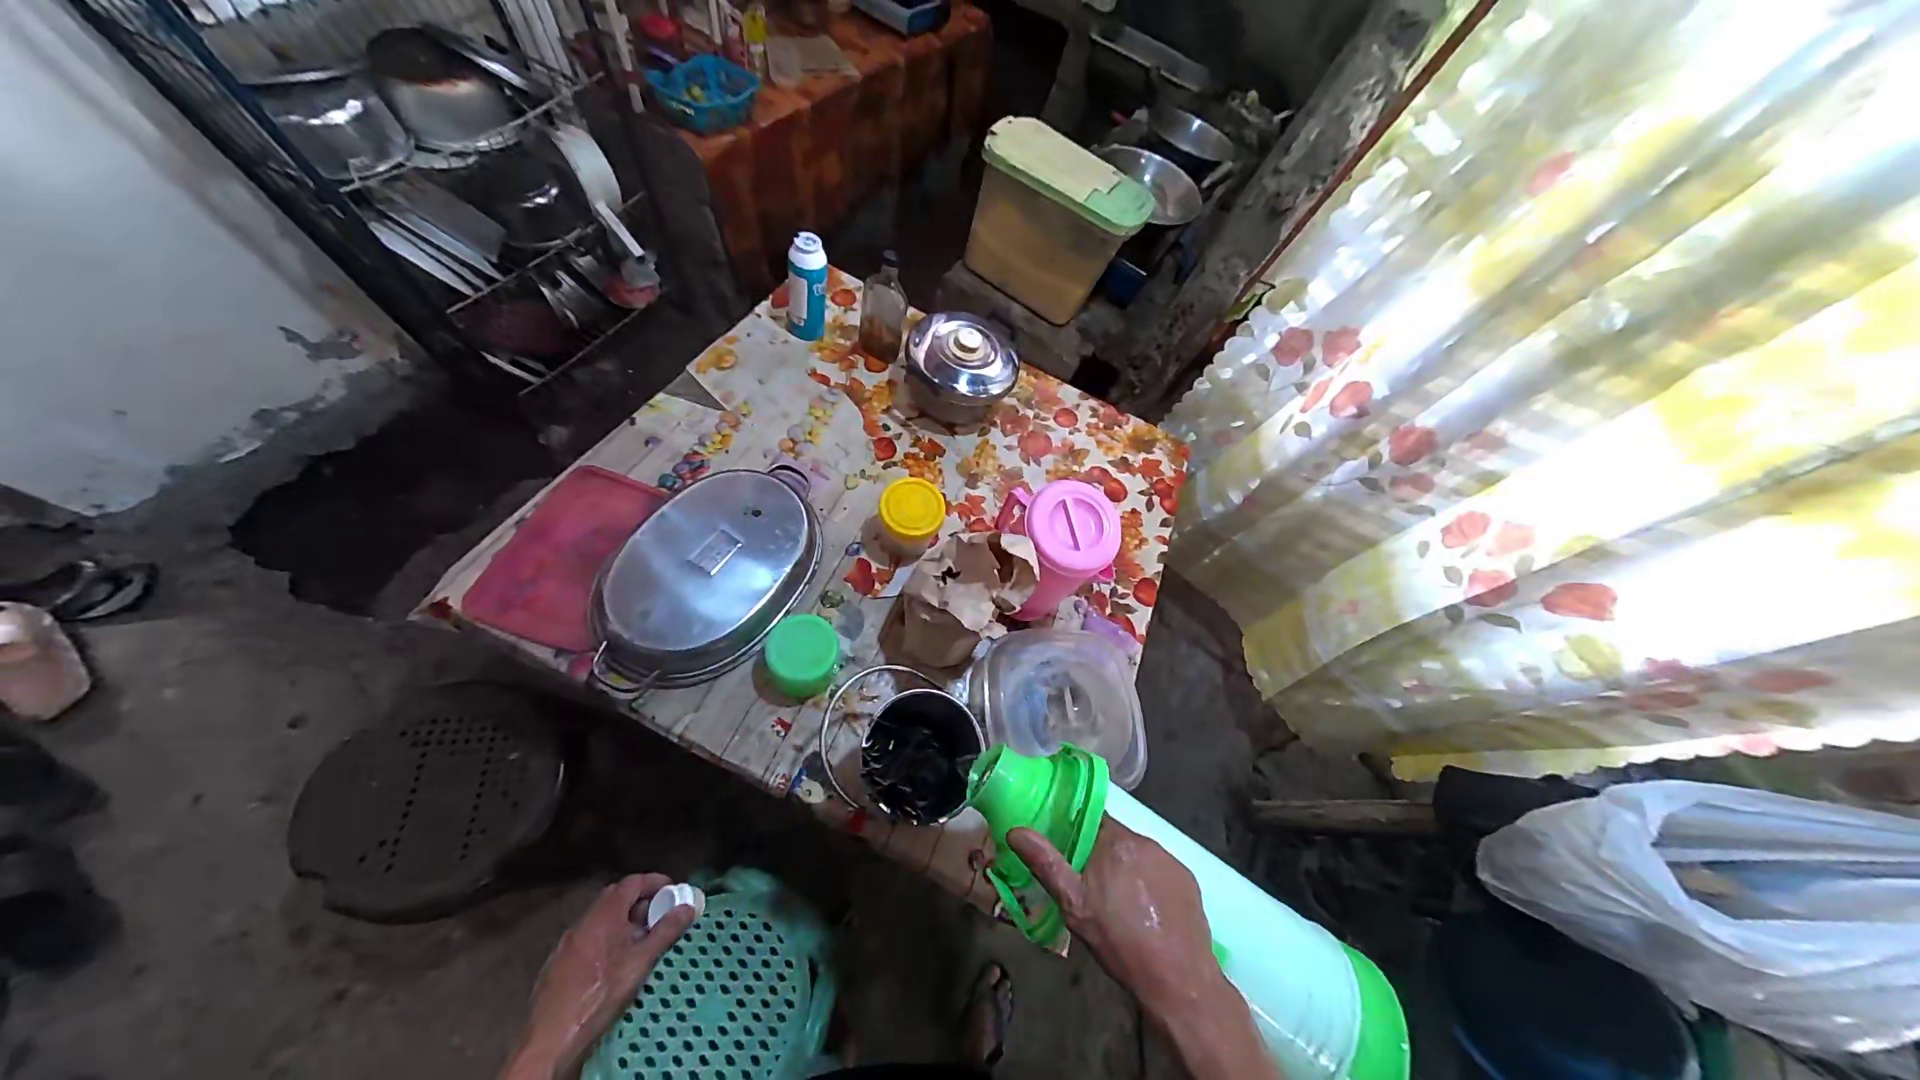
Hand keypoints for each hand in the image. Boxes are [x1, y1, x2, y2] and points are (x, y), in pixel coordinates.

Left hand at [498, 874, 697, 1079]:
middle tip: (660, 916)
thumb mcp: (641, 961)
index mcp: (604, 914)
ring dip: (624, 921)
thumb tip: (687, 907)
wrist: (550, 1036)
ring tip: (641, 941)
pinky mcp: (557, 962)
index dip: (655, 881)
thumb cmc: (601, 992)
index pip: (633, 882)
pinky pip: (589, 937)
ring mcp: (567, 942)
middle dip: (641, 902)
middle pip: (616, 897)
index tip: (673, 891)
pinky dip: (607, 938)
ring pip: (601, 919)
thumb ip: (666, 931)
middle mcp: (584, 921)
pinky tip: (614, 962)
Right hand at [1006, 820, 1221, 1021]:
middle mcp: (1146, 841)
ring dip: (1125, 868)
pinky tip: (1145, 911)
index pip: (1091, 820)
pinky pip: (1159, 871)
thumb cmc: (1120, 942)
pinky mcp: (1188, 880)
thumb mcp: (1074, 906)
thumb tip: (1016, 831)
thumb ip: (1046, 864)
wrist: (1178, 981)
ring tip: (1120, 904)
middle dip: (1102, 855)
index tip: (1070, 856)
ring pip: (1137, 854)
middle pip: (1115, 837)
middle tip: (1091, 887)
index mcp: (1116, 841)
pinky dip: (1149, 883)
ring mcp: (1171, 860)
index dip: (1078, 835)